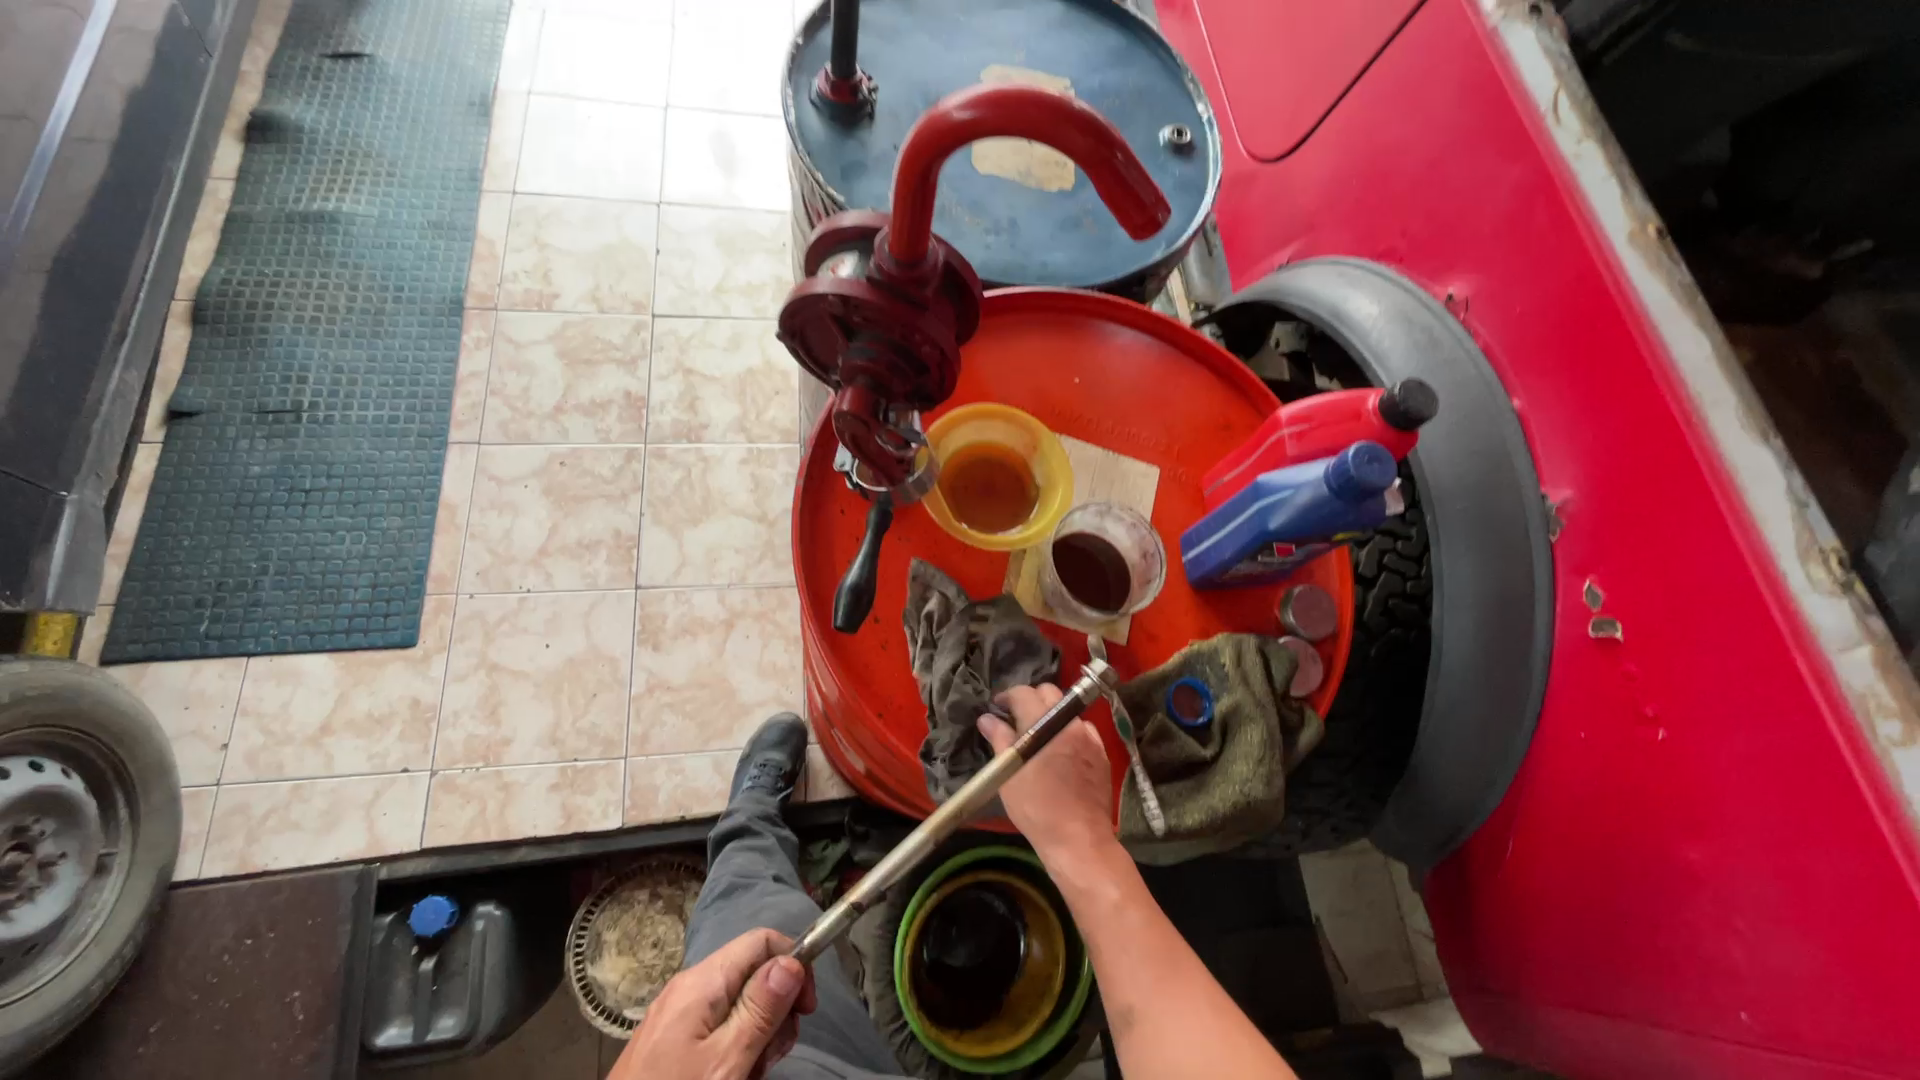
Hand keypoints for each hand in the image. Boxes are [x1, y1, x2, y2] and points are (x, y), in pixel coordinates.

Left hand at [610, 928, 817, 1079]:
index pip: (761, 941)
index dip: (793, 965)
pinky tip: (732, 1076)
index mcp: (702, 982)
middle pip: (753, 973)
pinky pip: (717, 1026)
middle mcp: (689, 986)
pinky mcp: (671, 1039)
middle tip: (773, 1055)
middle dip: (776, 1009)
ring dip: (757, 1034)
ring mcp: (677, 1014)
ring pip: (738, 1003)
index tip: (807, 1011)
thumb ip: (761, 1009)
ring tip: (749, 1073)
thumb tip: (792, 960)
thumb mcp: (726, 1062)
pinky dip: (734, 1047)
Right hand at [977, 683, 1113, 857]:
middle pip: (1049, 694)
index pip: (1024, 693)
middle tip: (1016, 719)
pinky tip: (1061, 752)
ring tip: (1039, 737)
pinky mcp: (1102, 753)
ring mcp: (1090, 737)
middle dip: (1031, 700)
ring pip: (1068, 711)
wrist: (1078, 838)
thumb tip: (987, 719)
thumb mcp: (1009, 774)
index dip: (1008, 696)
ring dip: (1051, 715)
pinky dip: (1069, 733)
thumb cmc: (1035, 807)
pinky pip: (1083, 731)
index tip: (998, 707)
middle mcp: (1070, 723)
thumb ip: (999, 740)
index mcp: (1044, 724)